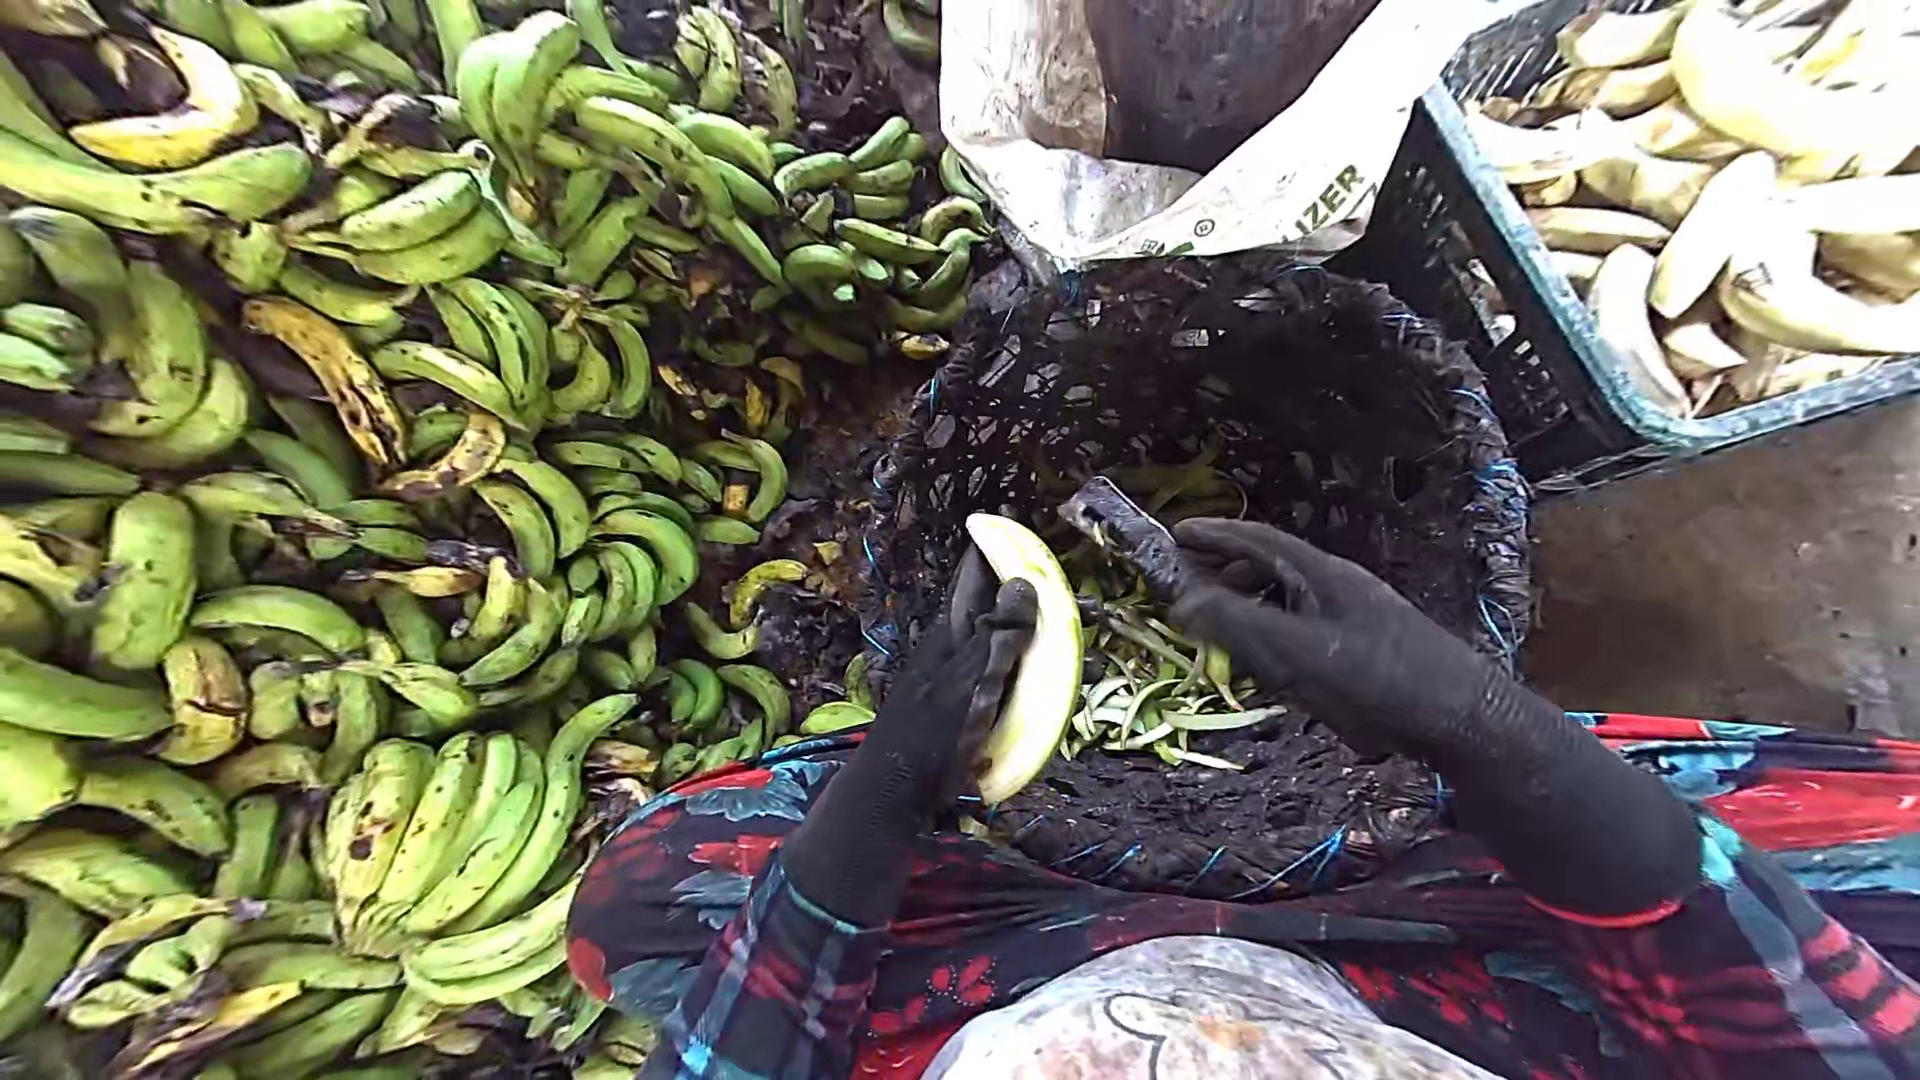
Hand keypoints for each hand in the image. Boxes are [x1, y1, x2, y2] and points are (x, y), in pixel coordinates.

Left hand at [863, 548, 1037, 813]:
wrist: (896, 787)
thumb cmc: (937, 732)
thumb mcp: (975, 681)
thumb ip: (1000, 634)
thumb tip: (1021, 580)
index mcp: (953, 632)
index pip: (973, 577)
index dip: (989, 548)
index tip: (1005, 520)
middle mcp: (948, 644)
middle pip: (977, 601)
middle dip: (999, 577)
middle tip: (1027, 559)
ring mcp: (945, 672)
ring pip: (979, 630)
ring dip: (1001, 612)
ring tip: (1028, 601)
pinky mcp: (948, 698)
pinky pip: (982, 661)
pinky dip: (1001, 650)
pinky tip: (1012, 661)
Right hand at [1169, 519, 1698, 915]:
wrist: (1470, 722)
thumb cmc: (1379, 680)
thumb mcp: (1297, 653)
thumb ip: (1235, 624)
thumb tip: (1180, 602)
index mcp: (1319, 572)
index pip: (1256, 539)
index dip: (1214, 534)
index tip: (1177, 534)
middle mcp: (1335, 582)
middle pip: (1269, 561)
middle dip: (1224, 567)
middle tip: (1189, 581)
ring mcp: (1352, 610)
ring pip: (1285, 591)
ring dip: (1246, 596)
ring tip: (1219, 619)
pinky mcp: (1362, 639)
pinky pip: (1301, 618)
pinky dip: (1270, 622)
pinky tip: (1265, 654)